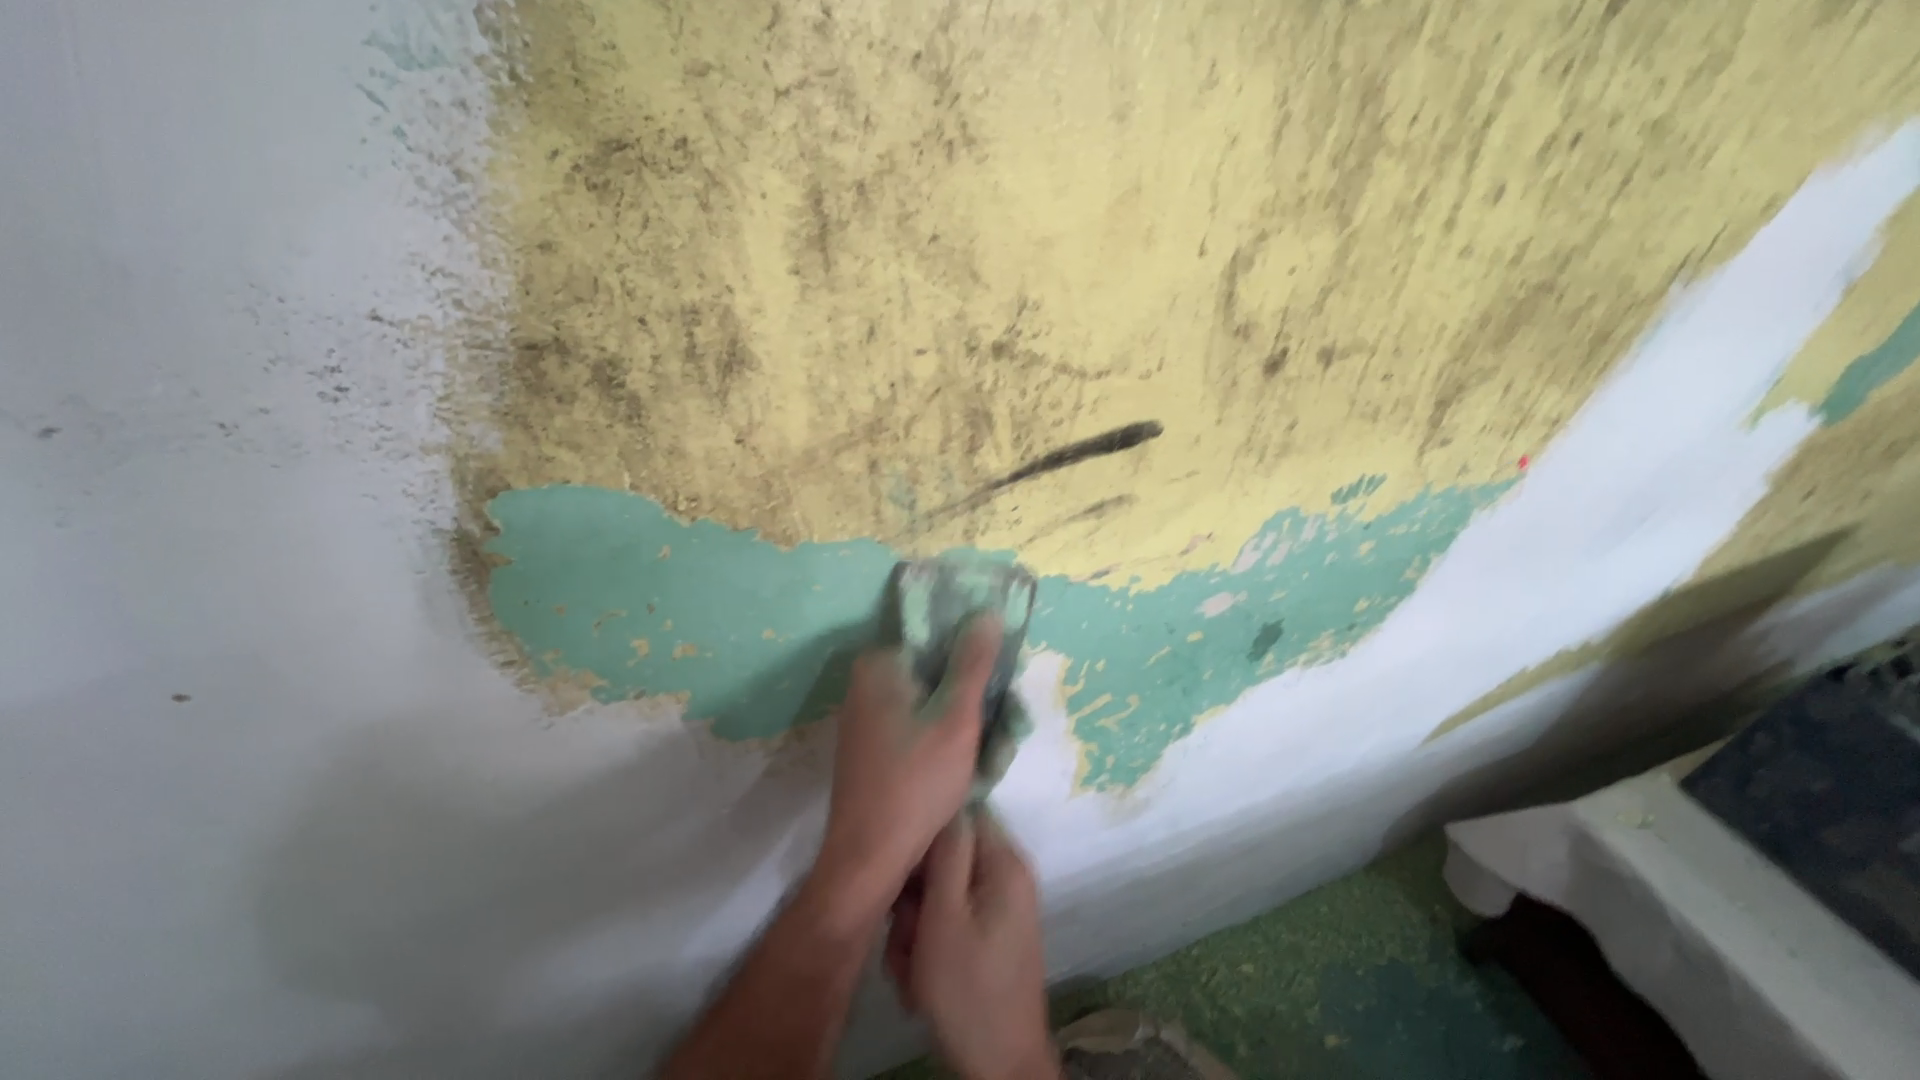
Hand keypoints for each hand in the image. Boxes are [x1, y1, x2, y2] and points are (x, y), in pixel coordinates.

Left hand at [809, 616, 1001, 922]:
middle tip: (1010, 729)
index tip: (1007, 685)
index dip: (978, 658)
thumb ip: (973, 663)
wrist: (870, 857)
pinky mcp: (877, 749)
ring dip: (970, 727)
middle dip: (979, 700)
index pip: (939, 639)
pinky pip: (922, 731)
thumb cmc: (916, 781)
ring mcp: (870, 719)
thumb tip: (985, 613)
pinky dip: (949, 744)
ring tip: (997, 757)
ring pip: (935, 706)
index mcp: (879, 666)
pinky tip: (974, 770)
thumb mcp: (956, 717)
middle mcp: (869, 685)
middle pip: (939, 674)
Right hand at [886, 813, 1058, 1079]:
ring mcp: (997, 909)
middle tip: (903, 936)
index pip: (957, 817)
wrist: (1000, 1067)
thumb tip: (946, 801)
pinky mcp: (987, 938)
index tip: (903, 875)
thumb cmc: (968, 989)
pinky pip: (947, 924)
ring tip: (910, 969)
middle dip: (913, 899)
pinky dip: (927, 950)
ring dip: (913, 932)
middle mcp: (1005, 877)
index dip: (923, 840)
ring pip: (937, 897)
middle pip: (943, 861)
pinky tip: (919, 982)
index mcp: (1004, 863)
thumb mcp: (945, 916)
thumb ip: (946, 854)